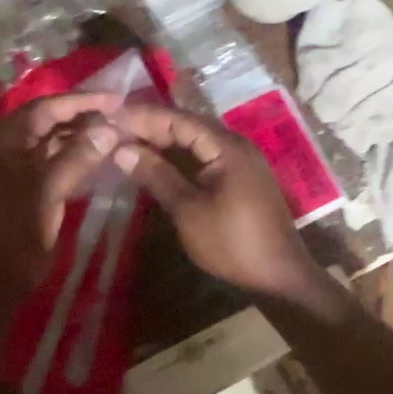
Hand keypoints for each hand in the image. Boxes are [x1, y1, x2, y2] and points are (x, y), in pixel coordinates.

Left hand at [0, 92, 121, 297]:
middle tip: (122, 113)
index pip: (47, 107)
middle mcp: (8, 144)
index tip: (116, 98)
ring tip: (119, 131)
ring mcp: (17, 165)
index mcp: (3, 137)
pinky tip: (104, 155)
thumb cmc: (14, 230)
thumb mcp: (47, 189)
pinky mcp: (29, 184)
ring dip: (84, 135)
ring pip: (55, 140)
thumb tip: (110, 129)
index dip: (82, 101)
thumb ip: (78, 156)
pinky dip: (78, 156)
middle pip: (51, 120)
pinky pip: (56, 160)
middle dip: (85, 116)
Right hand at [113, 104, 324, 303]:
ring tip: (128, 141)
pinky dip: (178, 156)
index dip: (144, 116)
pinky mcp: (239, 178)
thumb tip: (122, 150)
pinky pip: (203, 156)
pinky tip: (156, 162)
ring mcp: (240, 161)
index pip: (178, 119)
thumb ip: (157, 175)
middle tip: (114, 128)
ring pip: (195, 141)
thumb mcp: (189, 210)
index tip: (111, 116)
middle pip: (187, 126)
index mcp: (226, 147)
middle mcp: (235, 145)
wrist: (281, 277)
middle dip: (151, 126)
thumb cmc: (233, 243)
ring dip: (163, 141)